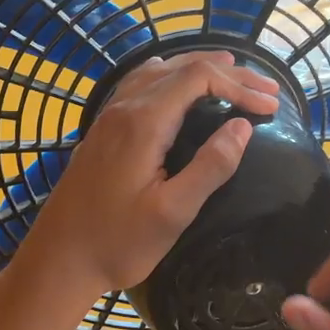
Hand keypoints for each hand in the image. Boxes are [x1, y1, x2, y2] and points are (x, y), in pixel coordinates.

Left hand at [18, 51, 279, 296]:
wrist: (58, 261)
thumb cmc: (118, 243)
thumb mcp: (173, 212)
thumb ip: (210, 167)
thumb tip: (243, 127)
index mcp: (143, 123)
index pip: (198, 78)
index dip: (240, 85)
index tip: (272, 105)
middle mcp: (124, 108)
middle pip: (181, 68)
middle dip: (228, 73)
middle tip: (267, 88)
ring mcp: (109, 117)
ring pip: (159, 71)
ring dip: (199, 69)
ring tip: (233, 73)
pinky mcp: (103, 130)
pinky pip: (142, 84)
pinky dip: (172, 76)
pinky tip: (178, 86)